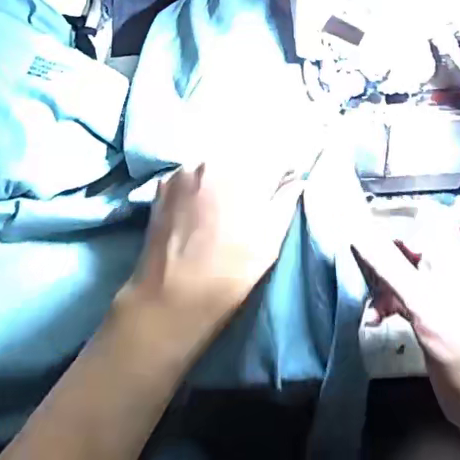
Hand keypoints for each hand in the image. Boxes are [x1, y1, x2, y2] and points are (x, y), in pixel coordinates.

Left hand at [119, 157, 304, 347]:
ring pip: (218, 164)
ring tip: (224, 210)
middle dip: (254, 174)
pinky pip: (194, 175)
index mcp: (245, 169)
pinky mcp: (164, 184)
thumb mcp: (271, 240)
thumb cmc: (229, 273)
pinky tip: (200, 212)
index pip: (278, 156)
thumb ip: (287, 200)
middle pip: (245, 157)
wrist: (168, 303)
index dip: (284, 173)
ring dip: (226, 178)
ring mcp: (184, 169)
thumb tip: (295, 180)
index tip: (284, 189)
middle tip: (253, 204)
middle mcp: (213, 158)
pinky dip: (201, 186)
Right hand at [353, 212, 459, 459]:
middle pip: (405, 253)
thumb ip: (388, 265)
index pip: (411, 229)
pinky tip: (375, 321)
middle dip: (379, 268)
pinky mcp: (434, 315)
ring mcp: (442, 291)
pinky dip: (389, 306)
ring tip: (370, 313)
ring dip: (381, 291)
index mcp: (455, 251)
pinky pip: (405, 298)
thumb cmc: (459, 343)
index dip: (381, 237)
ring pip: (402, 277)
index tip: (352, 248)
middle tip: (360, 284)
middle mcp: (450, 265)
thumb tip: (357, 232)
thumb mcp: (421, 300)